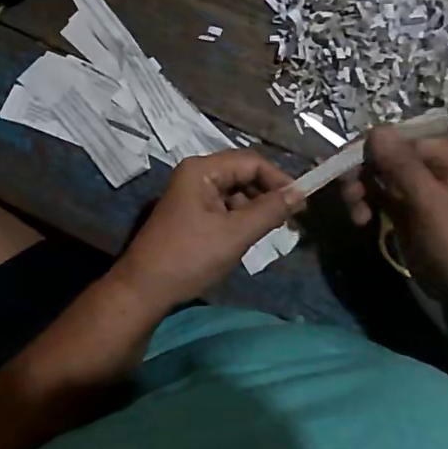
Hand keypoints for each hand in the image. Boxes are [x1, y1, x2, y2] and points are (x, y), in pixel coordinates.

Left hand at [111, 149, 303, 309]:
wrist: (145, 287)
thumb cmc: (190, 256)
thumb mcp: (235, 234)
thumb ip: (269, 211)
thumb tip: (301, 193)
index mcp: (202, 170)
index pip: (250, 161)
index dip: (278, 179)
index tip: (302, 203)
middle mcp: (196, 174)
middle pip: (242, 173)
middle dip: (267, 193)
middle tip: (291, 218)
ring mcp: (191, 193)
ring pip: (235, 191)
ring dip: (255, 207)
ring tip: (272, 229)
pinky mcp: (191, 212)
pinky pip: (224, 206)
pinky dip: (240, 217)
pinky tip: (249, 235)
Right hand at [340, 132, 447, 307]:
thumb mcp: (431, 203)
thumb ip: (401, 165)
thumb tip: (375, 129)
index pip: (407, 141)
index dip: (374, 149)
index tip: (344, 163)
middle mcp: (443, 170)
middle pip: (391, 157)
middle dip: (364, 172)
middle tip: (346, 191)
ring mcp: (425, 192)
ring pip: (381, 176)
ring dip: (361, 190)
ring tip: (355, 212)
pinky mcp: (410, 213)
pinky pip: (381, 197)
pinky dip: (367, 204)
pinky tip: (360, 220)